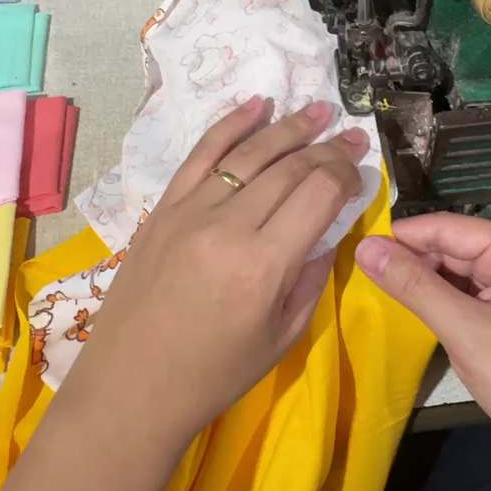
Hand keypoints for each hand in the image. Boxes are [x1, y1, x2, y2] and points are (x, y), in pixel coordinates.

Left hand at [0, 97, 366, 490]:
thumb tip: (330, 223)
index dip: (345, 174)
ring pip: (249, 152)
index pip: (317, 193)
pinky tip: (257, 104)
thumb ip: (312, 273)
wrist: (130, 387)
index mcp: (262, 265)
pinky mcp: (164, 206)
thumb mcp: (283, 335)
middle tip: (353, 135)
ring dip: (290, 126)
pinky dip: (231, 124)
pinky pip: (201, 153)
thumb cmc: (214, 374)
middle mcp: (227, 226)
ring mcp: (190, 210)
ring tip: (319, 110)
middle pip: (289, 167)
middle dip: (328, 147)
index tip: (360, 172)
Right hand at [358, 215, 490, 490]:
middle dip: (409, 256)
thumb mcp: (465, 330)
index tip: (356, 242)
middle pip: (451, 246)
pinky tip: (405, 304)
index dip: (403, 234)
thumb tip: (365, 247)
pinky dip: (435, 298)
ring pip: (453, 270)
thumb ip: (414, 286)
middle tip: (357, 266)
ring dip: (419, 278)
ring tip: (370, 281)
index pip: (449, 227)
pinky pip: (462, 293)